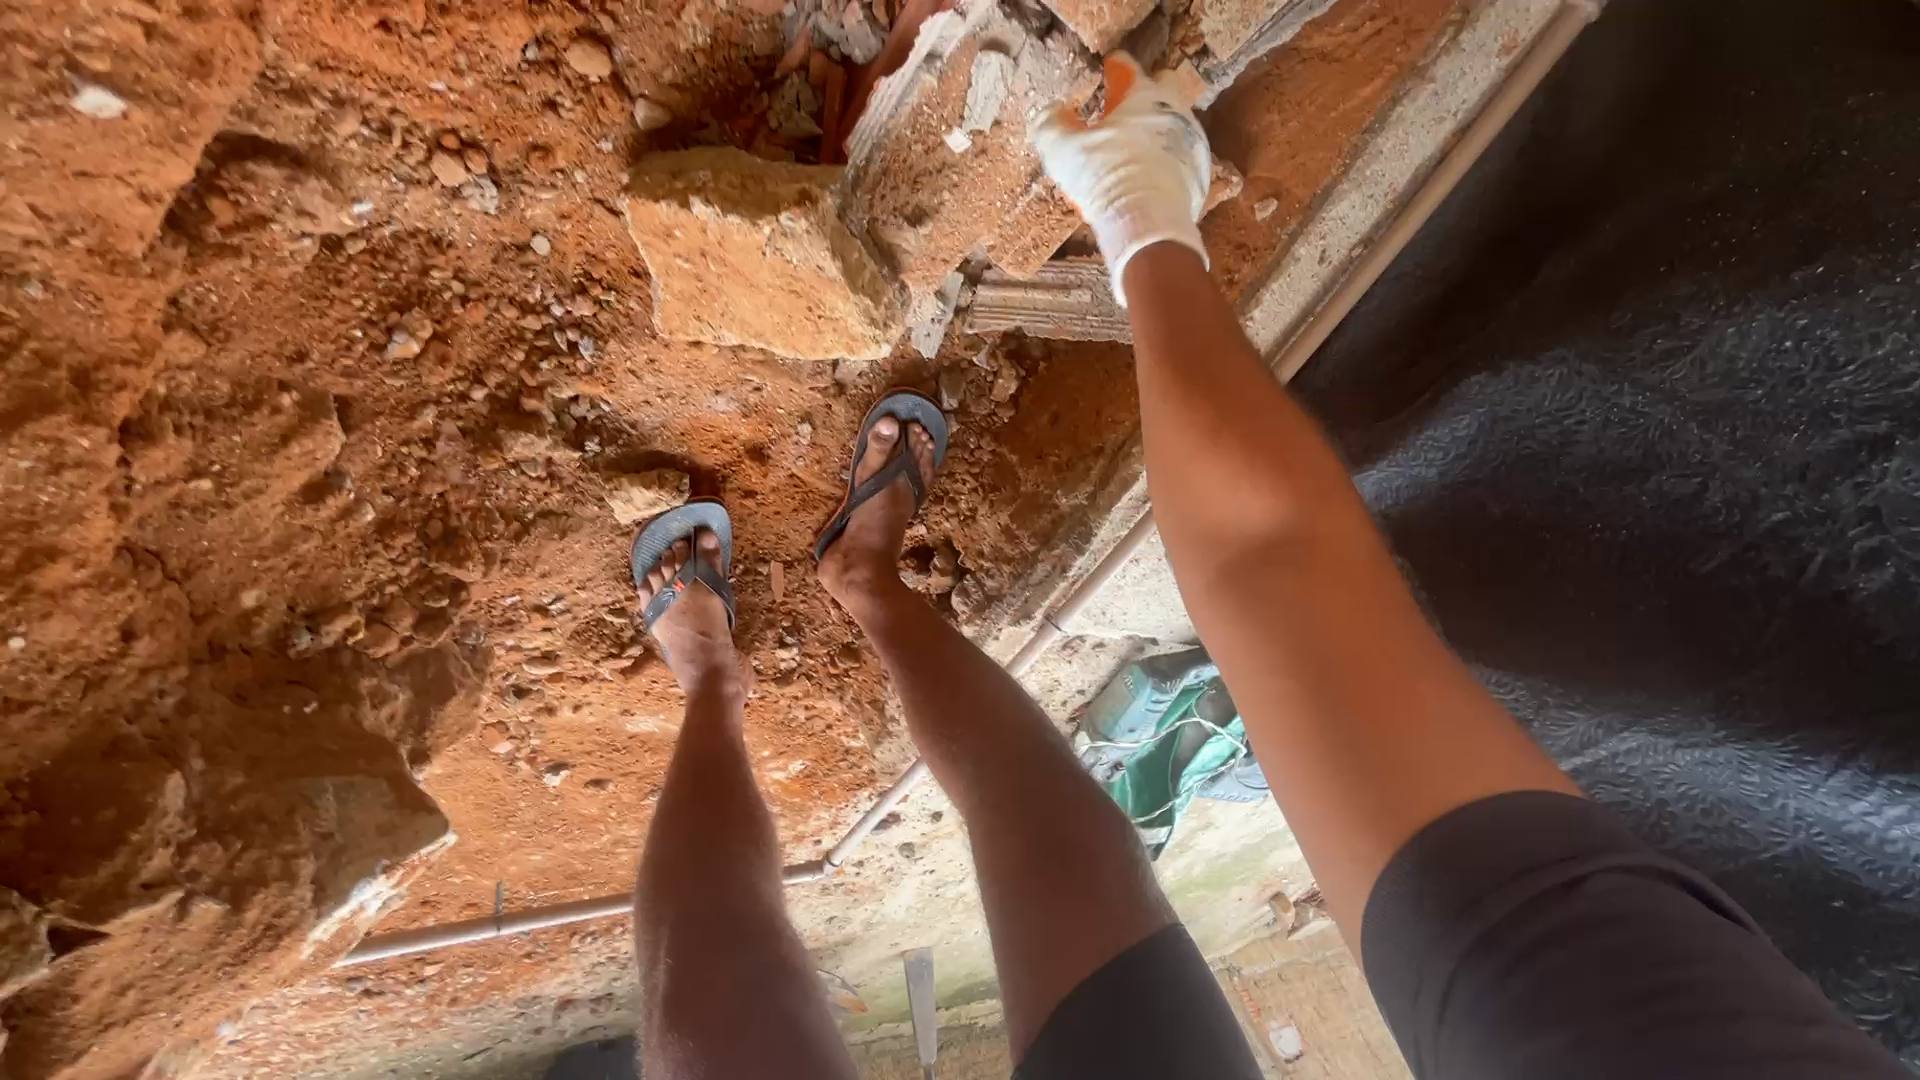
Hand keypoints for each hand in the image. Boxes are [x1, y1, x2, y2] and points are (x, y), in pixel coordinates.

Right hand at [1031, 52, 1211, 305]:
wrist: (1147, 225)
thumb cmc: (1105, 176)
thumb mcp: (1063, 149)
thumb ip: (1051, 125)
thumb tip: (1049, 112)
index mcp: (1143, 94)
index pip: (1127, 68)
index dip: (1112, 69)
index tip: (1106, 70)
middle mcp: (1174, 110)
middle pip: (1159, 92)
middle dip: (1141, 100)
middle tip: (1121, 117)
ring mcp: (1191, 143)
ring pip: (1170, 128)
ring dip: (1152, 137)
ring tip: (1131, 157)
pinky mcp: (1198, 176)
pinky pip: (1178, 162)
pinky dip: (1162, 168)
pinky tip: (1145, 185)